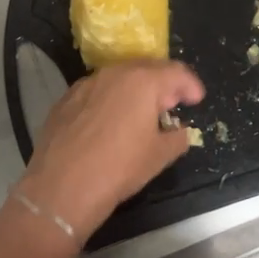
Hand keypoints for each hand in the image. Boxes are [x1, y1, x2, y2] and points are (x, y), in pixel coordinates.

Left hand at [19, 61, 204, 240]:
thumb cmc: (119, 168)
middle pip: (147, 69)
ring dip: (135, 91)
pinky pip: (97, 92)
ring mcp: (86, 85)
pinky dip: (110, 100)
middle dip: (163, 84)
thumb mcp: (160, 156)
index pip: (176, 72)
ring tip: (141, 114)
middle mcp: (114, 74)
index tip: (196, 100)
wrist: (61, 188)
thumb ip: (178, 137)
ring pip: (119, 79)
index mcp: (143, 81)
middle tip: (171, 105)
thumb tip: (179, 131)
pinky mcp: (65, 100)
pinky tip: (110, 123)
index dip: (191, 85)